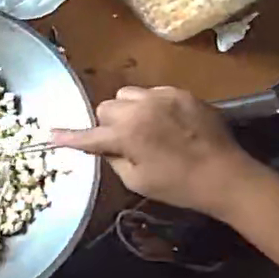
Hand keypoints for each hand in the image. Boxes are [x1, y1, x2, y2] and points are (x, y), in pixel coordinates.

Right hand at [51, 86, 269, 216]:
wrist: (227, 175)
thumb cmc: (179, 185)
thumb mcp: (137, 180)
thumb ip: (113, 158)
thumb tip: (103, 146)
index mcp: (127, 135)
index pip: (89, 135)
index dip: (69, 137)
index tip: (51, 135)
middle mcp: (140, 109)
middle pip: (105, 107)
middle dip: (108, 123)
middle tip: (123, 140)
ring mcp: (161, 97)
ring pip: (126, 95)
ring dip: (127, 110)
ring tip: (143, 127)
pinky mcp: (180, 93)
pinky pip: (151, 92)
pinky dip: (150, 105)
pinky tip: (165, 122)